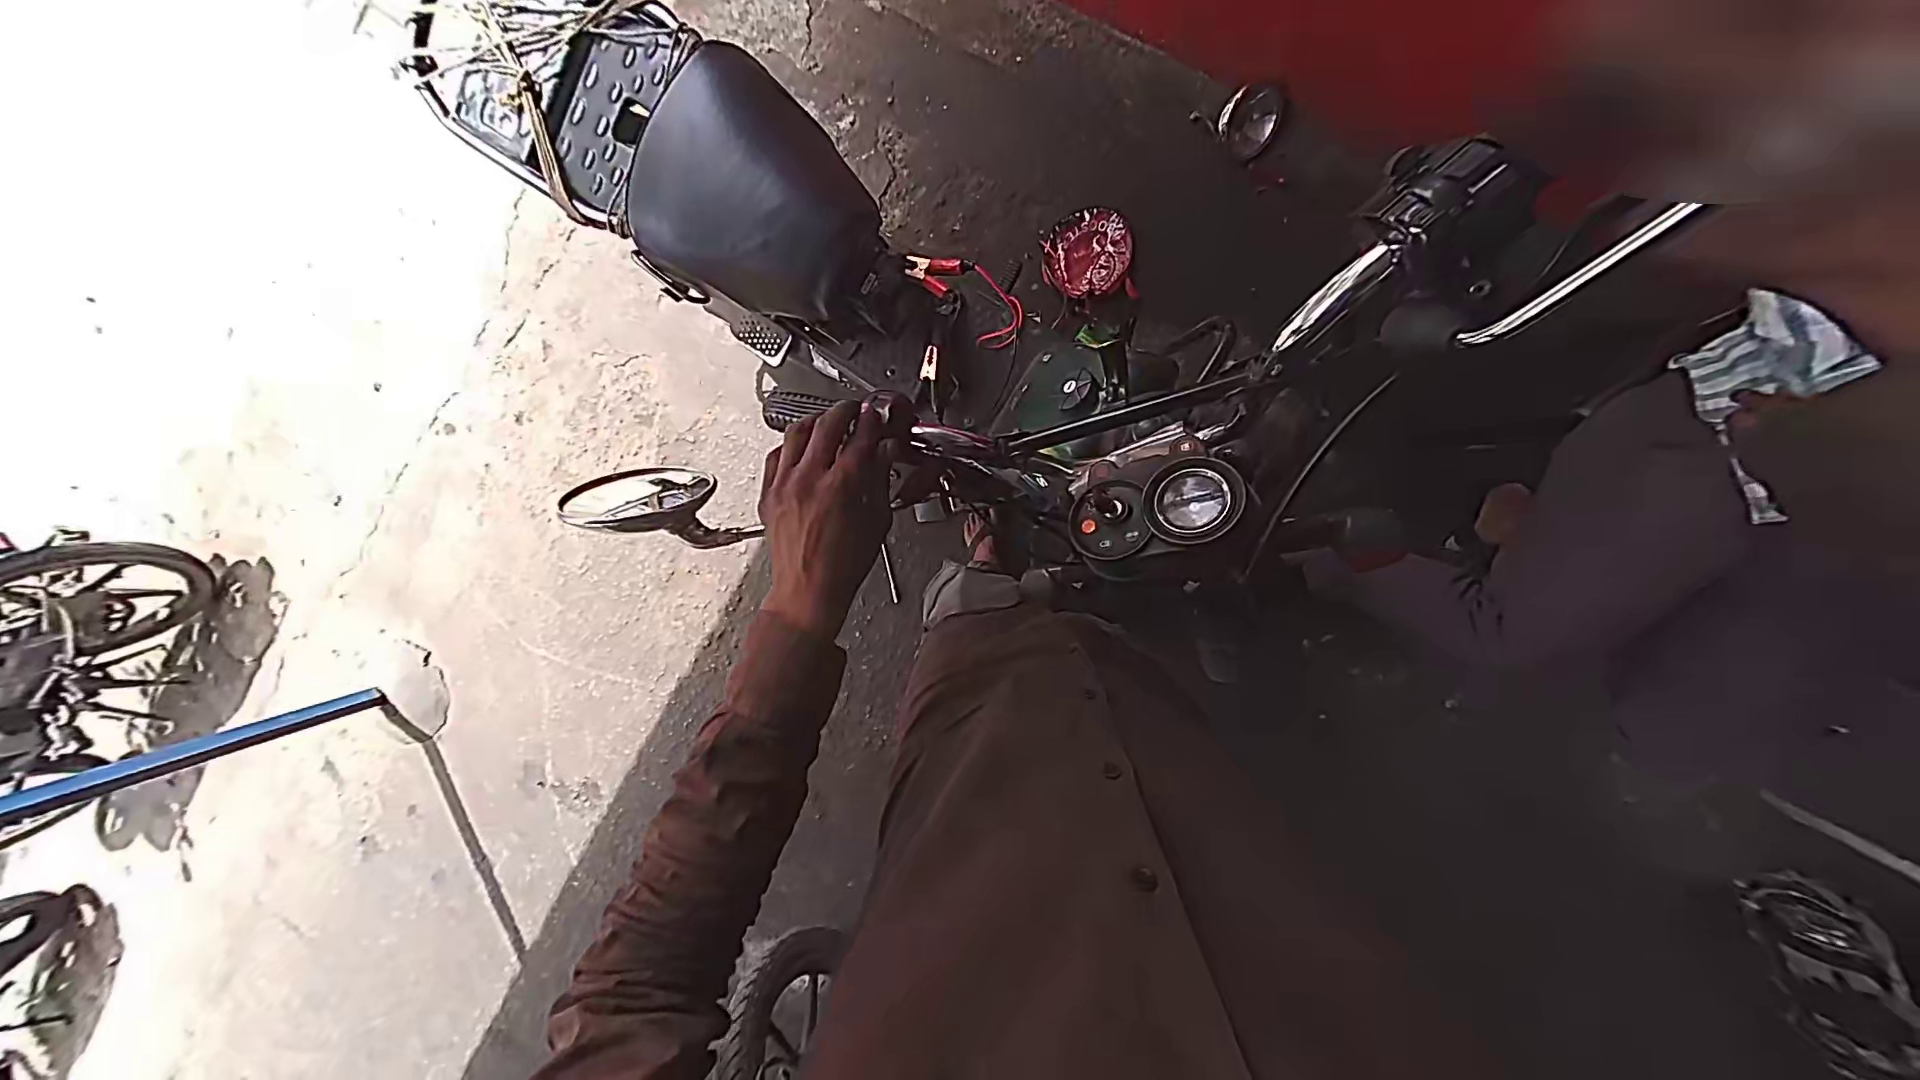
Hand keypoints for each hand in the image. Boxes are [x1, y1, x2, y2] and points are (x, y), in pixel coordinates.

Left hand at [758, 399, 903, 638]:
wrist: (808, 590)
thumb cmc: (842, 565)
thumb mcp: (876, 521)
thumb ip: (879, 480)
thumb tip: (883, 454)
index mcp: (842, 486)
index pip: (861, 438)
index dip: (872, 421)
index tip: (876, 416)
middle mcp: (809, 480)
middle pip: (828, 424)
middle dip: (846, 411)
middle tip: (855, 410)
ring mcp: (785, 485)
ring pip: (797, 432)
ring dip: (817, 420)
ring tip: (828, 421)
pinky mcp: (769, 494)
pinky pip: (777, 455)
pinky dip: (792, 445)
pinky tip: (802, 447)